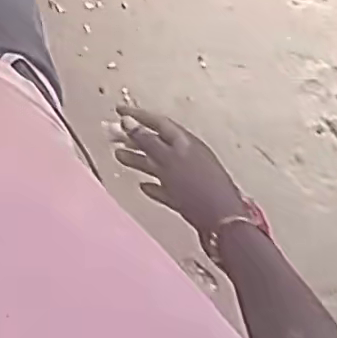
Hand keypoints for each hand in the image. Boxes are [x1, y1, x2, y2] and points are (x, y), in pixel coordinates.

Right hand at [112, 106, 248, 236]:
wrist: (224, 227)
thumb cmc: (194, 187)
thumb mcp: (166, 159)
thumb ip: (145, 140)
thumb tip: (127, 121)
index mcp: (185, 142)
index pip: (157, 122)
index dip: (136, 115)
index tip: (118, 110)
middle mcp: (188, 156)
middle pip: (157, 142)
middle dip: (134, 138)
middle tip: (112, 135)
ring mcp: (191, 177)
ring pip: (159, 164)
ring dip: (139, 160)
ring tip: (119, 157)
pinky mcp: (191, 198)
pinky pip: (168, 186)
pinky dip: (155, 183)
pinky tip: (144, 186)